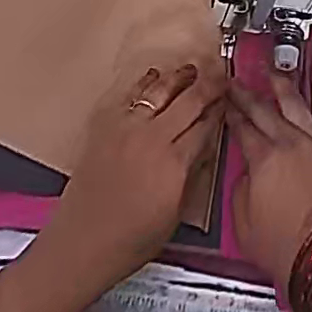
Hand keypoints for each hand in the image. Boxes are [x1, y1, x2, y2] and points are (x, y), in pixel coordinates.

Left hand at [33, 63, 226, 303]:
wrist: (83, 242)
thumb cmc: (132, 238)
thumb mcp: (176, 213)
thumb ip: (192, 174)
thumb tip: (205, 146)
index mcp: (174, 163)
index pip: (205, 125)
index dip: (219, 110)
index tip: (228, 100)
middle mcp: (152, 138)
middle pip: (188, 101)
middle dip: (208, 86)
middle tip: (220, 76)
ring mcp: (127, 128)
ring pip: (160, 90)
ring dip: (179, 78)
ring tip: (192, 69)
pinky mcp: (106, 126)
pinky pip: (130, 95)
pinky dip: (145, 82)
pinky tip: (155, 77)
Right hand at [227, 71, 311, 293]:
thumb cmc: (288, 245)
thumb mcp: (244, 220)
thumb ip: (241, 188)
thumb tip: (248, 174)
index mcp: (262, 158)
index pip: (241, 126)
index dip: (230, 112)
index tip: (224, 102)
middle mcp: (288, 143)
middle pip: (262, 109)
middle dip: (246, 93)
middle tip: (236, 82)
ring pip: (294, 101)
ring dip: (280, 82)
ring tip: (271, 68)